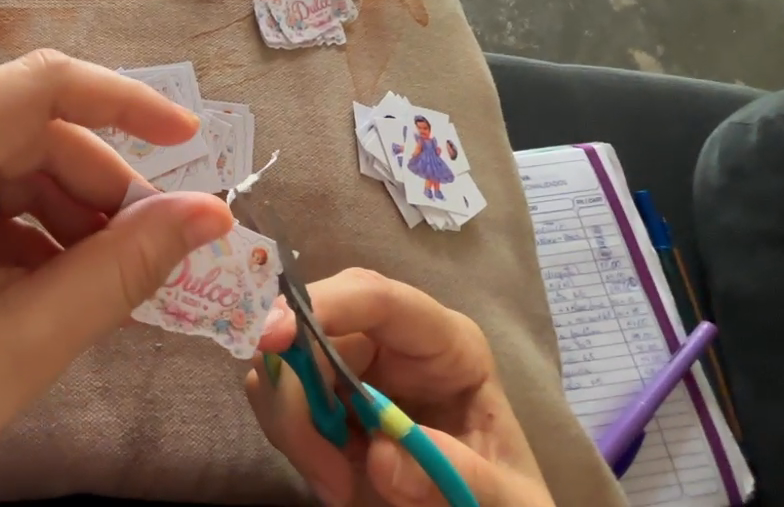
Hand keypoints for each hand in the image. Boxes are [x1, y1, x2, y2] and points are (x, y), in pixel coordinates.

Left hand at [0, 50, 233, 506]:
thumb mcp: (25, 341)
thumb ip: (125, 267)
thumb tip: (212, 214)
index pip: (32, 86)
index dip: (120, 99)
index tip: (189, 138)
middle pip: (24, 127)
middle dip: (95, 183)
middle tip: (150, 246)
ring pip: (7, 153)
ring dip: (65, 205)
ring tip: (100, 272)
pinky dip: (25, 217)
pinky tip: (49, 271)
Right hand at [244, 269, 552, 506]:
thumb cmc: (508, 503)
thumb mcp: (509, 500)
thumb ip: (456, 474)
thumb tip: (380, 453)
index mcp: (441, 341)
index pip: (374, 296)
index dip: (322, 304)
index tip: (274, 339)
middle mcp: (387, 340)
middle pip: (314, 325)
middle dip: (298, 387)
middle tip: (321, 467)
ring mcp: (350, 364)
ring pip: (286, 357)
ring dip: (290, 419)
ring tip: (334, 484)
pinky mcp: (324, 395)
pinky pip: (278, 393)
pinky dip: (289, 435)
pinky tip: (329, 478)